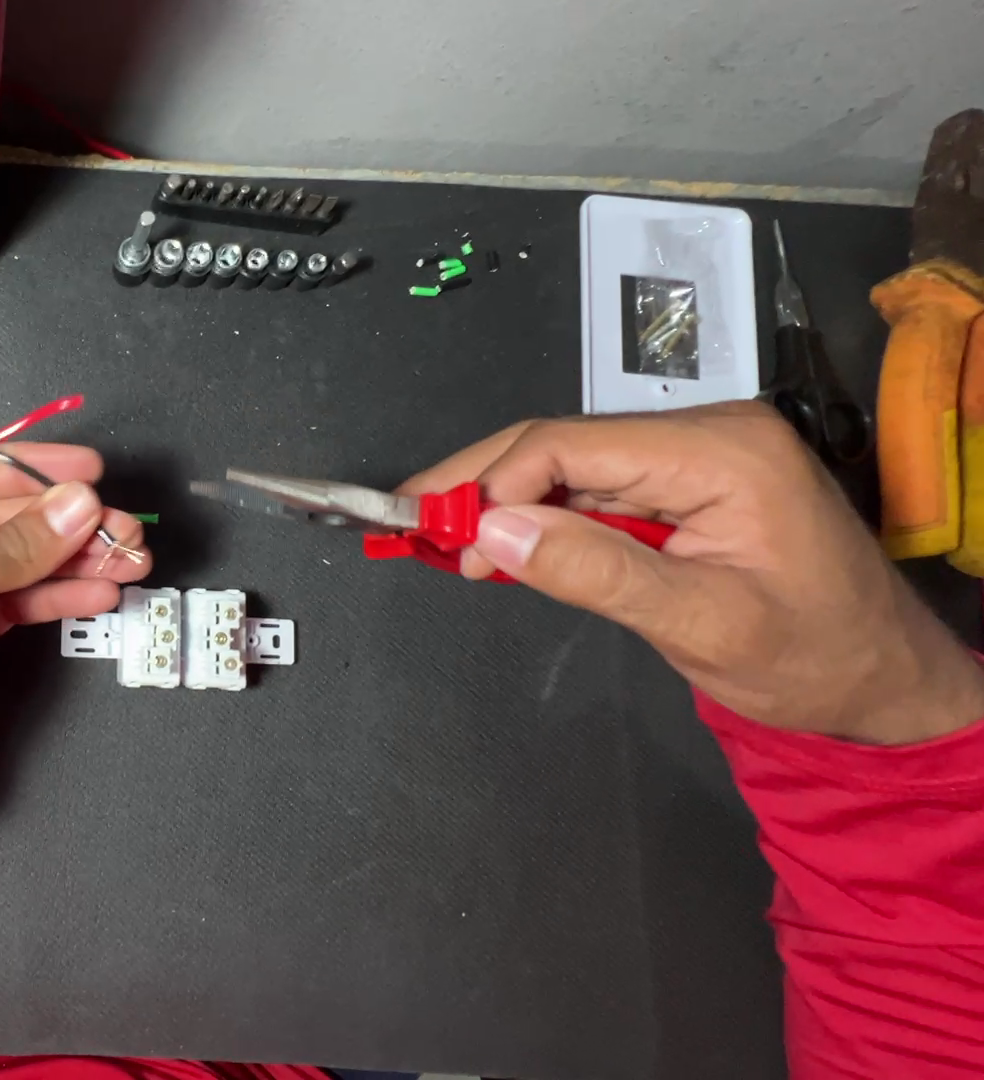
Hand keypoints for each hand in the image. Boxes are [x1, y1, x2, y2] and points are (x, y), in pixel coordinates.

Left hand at [0, 445, 149, 931]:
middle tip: (123, 527)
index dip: (28, 470)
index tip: (89, 471)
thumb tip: (78, 504)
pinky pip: (18, 603)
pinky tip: (99, 591)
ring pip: (15, 562)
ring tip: (130, 558)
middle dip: (61, 520)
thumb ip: (8, 547)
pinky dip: (59, 596)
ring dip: (72, 558)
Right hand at [401, 402, 983, 745]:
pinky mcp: (665, 484)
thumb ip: (596, 572)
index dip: (491, 484)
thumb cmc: (811, 658)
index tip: (444, 536)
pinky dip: (525, 519)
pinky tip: (496, 546)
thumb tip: (493, 531)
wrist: (877, 682)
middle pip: (550, 445)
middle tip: (412, 527)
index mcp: (720, 452)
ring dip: (493, 506)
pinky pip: (573, 489)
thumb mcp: (702, 623)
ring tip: (450, 549)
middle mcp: (697, 436)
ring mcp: (679, 457)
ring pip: (552, 466)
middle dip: (475, 487)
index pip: (567, 445)